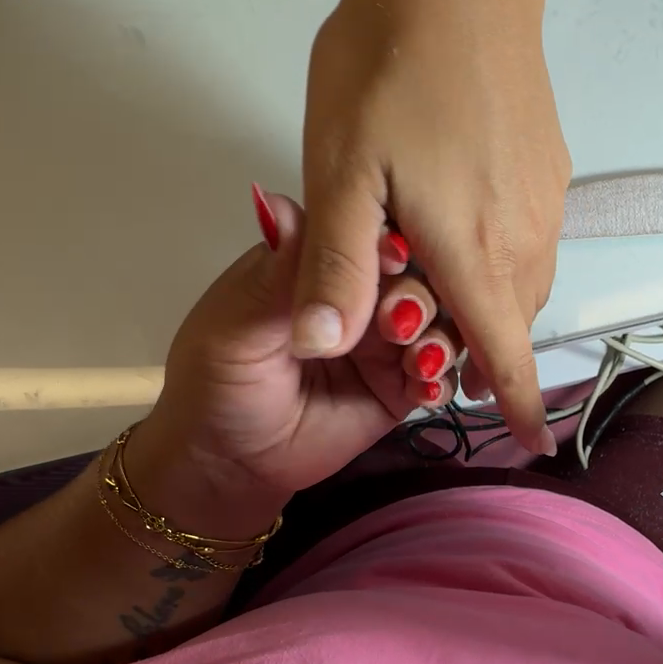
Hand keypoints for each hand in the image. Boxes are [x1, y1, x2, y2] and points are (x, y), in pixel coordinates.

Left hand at [132, 188, 462, 536]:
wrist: (232, 461)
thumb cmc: (219, 382)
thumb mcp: (237, 323)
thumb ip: (276, 275)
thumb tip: (280, 202)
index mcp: (319, 268)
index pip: (365, 240)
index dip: (387, 245)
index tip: (393, 258)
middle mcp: (362, 301)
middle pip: (416, 281)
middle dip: (419, 299)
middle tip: (400, 326)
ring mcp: (387, 347)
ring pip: (439, 328)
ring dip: (438, 340)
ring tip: (419, 363)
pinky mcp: (403, 390)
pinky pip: (439, 379)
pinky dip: (442, 381)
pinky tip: (427, 391)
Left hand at [292, 0, 567, 454]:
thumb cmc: (392, 69)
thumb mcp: (341, 168)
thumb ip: (336, 263)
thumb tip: (321, 343)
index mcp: (474, 255)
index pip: (505, 357)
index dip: (520, 407)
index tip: (536, 446)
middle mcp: (525, 244)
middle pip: (509, 328)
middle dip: (476, 352)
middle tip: (425, 347)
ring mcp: (545, 211)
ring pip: (522, 289)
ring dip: (487, 308)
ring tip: (443, 297)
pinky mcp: (550, 182)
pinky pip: (533, 249)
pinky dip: (501, 267)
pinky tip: (467, 233)